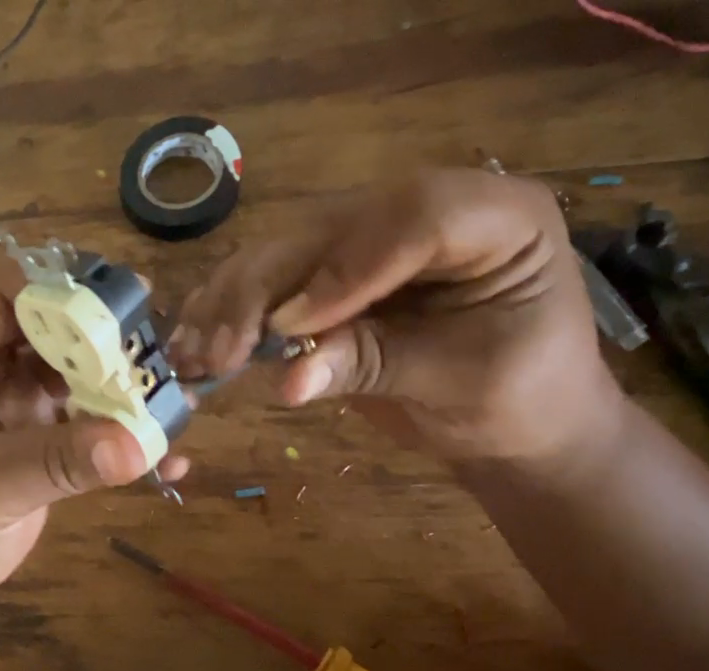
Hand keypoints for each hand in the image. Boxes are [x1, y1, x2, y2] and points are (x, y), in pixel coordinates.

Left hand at [0, 259, 188, 600]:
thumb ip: (59, 461)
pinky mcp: (40, 439)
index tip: (114, 295)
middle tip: (157, 343)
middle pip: (45, 324)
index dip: (49, 284)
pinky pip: (88, 419)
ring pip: (74, 368)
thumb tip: (139, 444)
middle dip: (100, 331)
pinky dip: (122, 431)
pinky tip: (164, 454)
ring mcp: (14, 405)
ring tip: (174, 393)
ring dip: (120, 379)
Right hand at [170, 169, 624, 466]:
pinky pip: (272, 280)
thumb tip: (288, 380)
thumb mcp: (456, 384)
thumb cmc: (515, 401)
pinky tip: (192, 343)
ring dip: (231, 303)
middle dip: (265, 290)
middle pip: (330, 230)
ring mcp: (373, 239)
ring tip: (192, 356)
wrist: (516, 422)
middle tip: (219, 352)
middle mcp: (426, 210)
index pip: (416, 216)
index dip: (347, 268)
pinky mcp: (332, 273)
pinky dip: (229, 312)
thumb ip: (375, 366)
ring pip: (286, 251)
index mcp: (498, 219)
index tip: (289, 328)